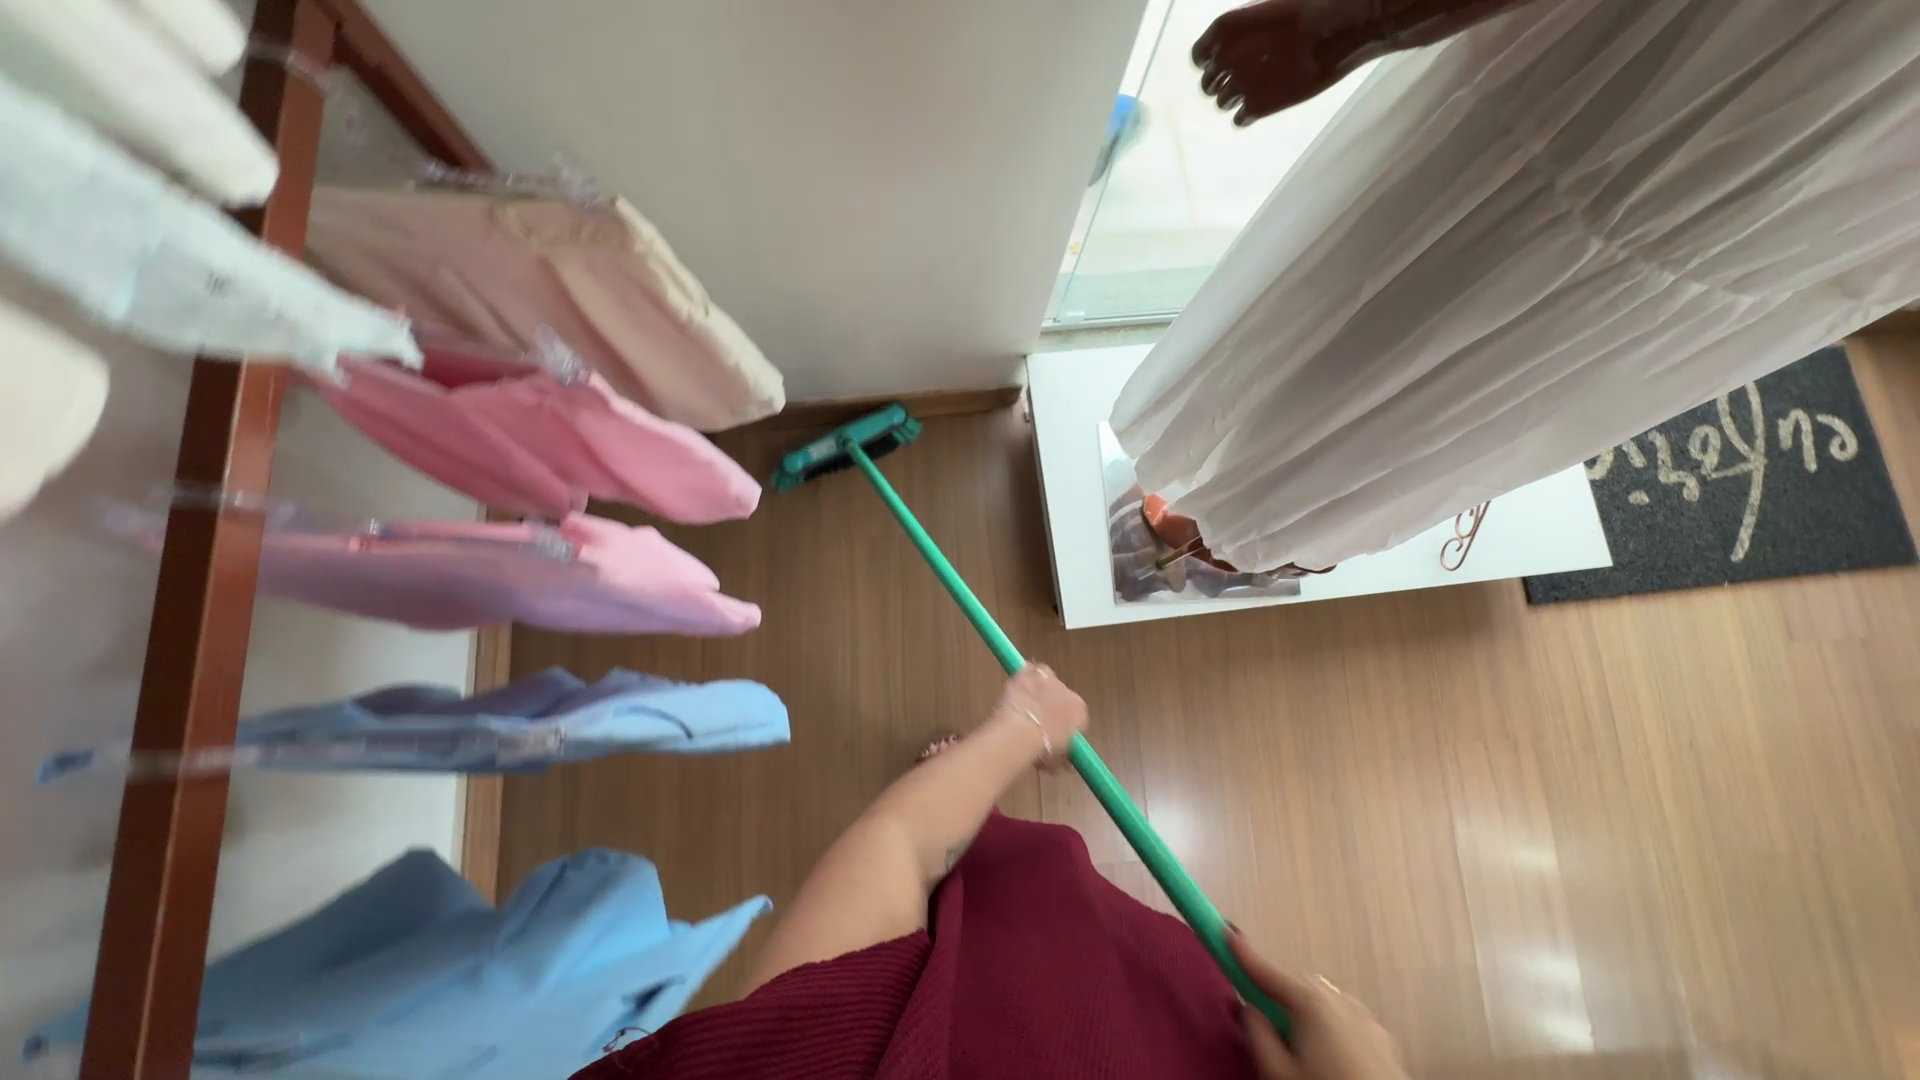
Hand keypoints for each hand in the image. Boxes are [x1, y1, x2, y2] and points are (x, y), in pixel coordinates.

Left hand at [992, 663, 1087, 769]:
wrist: (1021, 732)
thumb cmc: (1042, 748)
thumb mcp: (1056, 761)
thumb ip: (1062, 758)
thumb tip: (1062, 765)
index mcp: (1080, 712)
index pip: (1076, 716)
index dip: (1063, 725)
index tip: (1052, 734)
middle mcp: (1069, 692)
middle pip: (1061, 697)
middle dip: (1050, 707)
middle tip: (1036, 721)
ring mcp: (1048, 679)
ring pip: (1046, 680)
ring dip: (1038, 689)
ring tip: (1025, 705)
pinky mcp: (1029, 672)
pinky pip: (1029, 669)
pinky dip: (1024, 676)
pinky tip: (1017, 688)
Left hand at [1192, 0, 1352, 125]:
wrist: (1342, 26)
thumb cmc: (1310, 6)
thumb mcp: (1268, 7)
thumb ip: (1243, 30)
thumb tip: (1235, 44)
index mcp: (1224, 30)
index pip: (1199, 57)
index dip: (1210, 62)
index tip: (1224, 63)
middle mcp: (1224, 60)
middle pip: (1209, 84)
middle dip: (1223, 82)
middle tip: (1247, 76)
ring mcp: (1238, 86)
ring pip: (1222, 103)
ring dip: (1236, 98)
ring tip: (1263, 85)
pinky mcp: (1256, 108)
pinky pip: (1239, 119)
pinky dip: (1249, 114)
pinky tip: (1266, 102)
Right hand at [1231, 933, 1408, 1079]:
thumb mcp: (1277, 1073)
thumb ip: (1257, 1033)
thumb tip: (1248, 1007)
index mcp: (1311, 1003)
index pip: (1266, 971)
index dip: (1241, 952)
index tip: (1224, 930)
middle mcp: (1340, 1000)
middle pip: (1296, 984)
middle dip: (1276, 993)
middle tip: (1260, 1018)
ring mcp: (1365, 1019)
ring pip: (1321, 1001)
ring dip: (1302, 1011)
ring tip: (1295, 1046)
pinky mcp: (1382, 1041)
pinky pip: (1344, 1019)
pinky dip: (1328, 1026)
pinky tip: (1327, 1056)